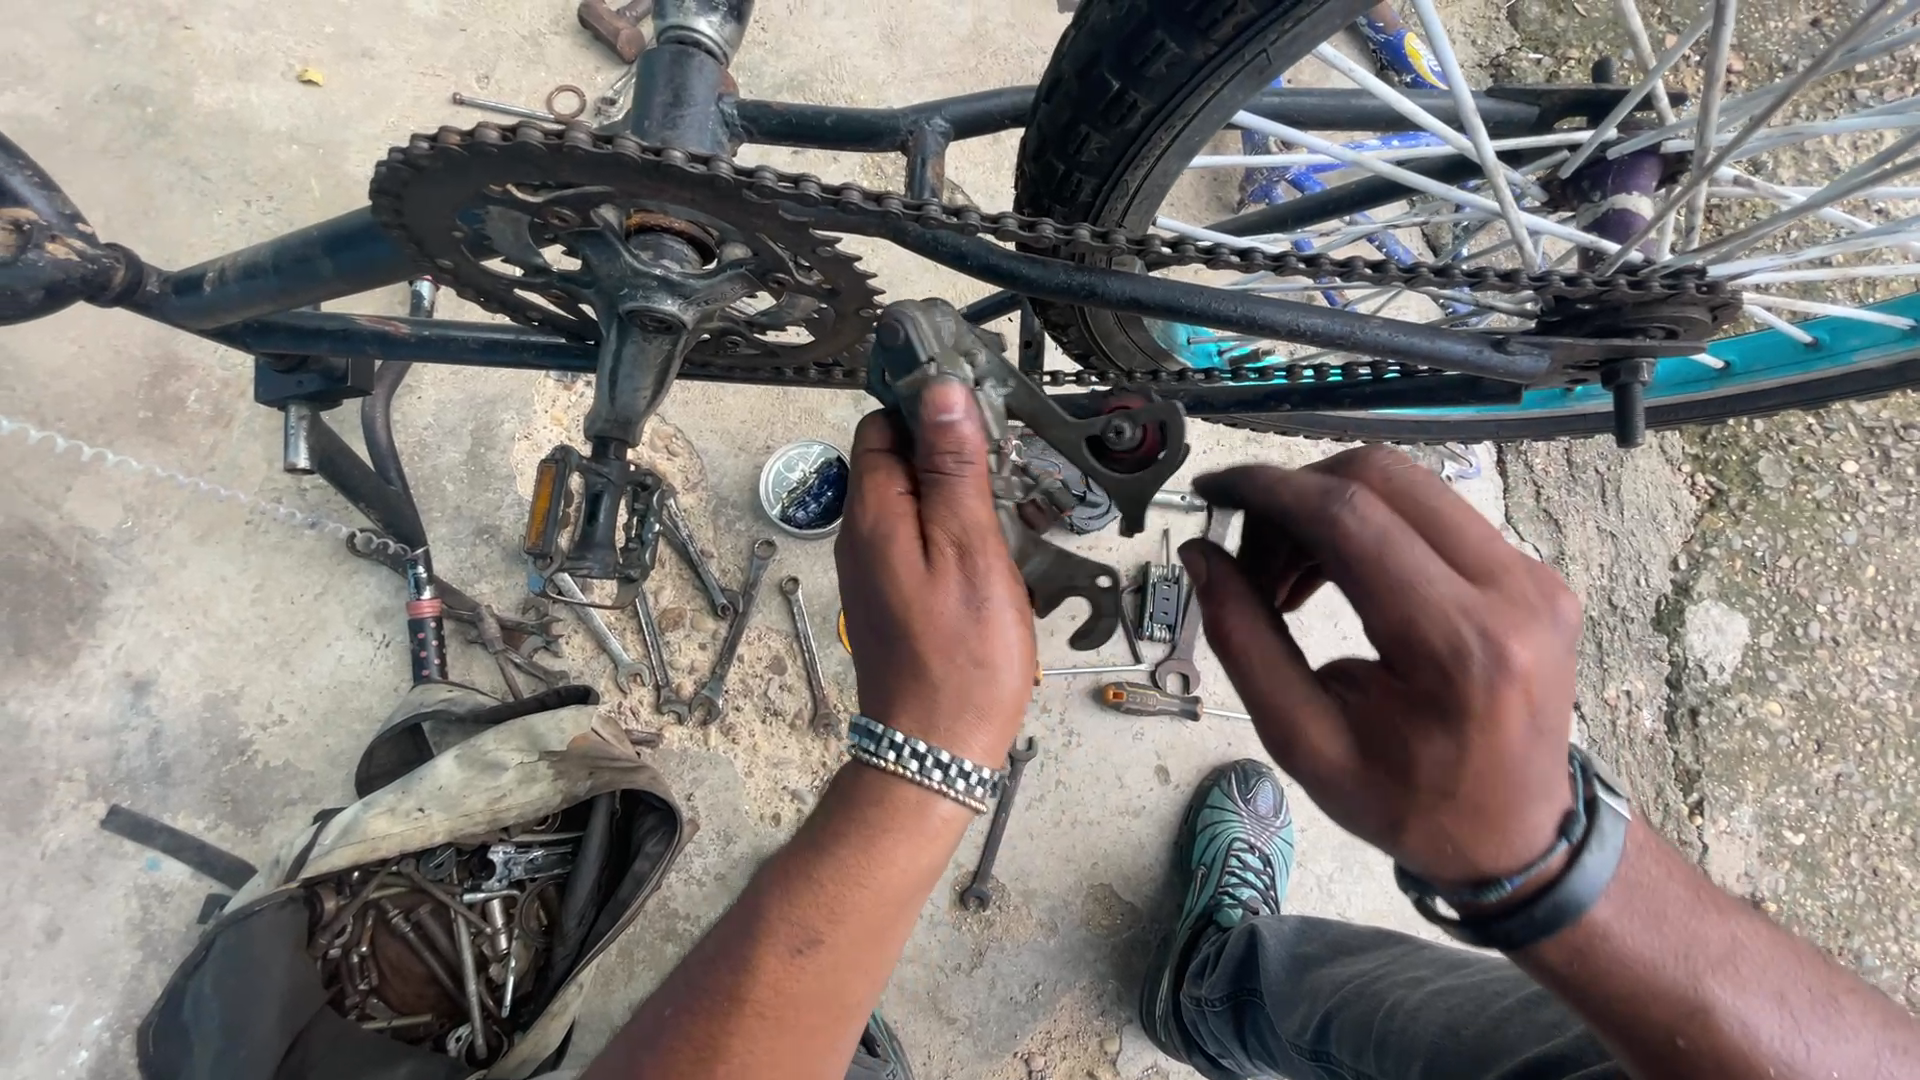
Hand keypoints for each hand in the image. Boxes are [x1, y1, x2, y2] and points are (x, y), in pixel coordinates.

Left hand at [835, 377, 1035, 766]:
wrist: (936, 745)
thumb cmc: (961, 653)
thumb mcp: (968, 548)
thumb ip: (953, 468)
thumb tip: (940, 390)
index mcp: (873, 512)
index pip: (884, 426)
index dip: (928, 409)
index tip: (982, 414)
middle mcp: (862, 533)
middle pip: (899, 462)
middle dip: (951, 452)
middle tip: (1009, 467)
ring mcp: (876, 567)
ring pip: (914, 501)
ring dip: (960, 493)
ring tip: (1012, 508)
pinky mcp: (894, 594)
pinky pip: (920, 539)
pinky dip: (955, 531)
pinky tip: (995, 550)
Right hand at [1183, 446, 1580, 885]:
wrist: (1520, 838)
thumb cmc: (1404, 802)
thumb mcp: (1301, 738)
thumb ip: (1243, 640)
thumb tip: (1201, 553)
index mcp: (1455, 644)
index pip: (1348, 517)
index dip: (1267, 490)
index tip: (1212, 491)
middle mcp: (1510, 589)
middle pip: (1379, 478)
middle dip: (1291, 497)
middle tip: (1248, 557)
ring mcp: (1531, 574)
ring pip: (1403, 486)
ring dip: (1322, 511)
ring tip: (1283, 580)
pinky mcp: (1530, 572)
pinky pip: (1427, 513)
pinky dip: (1360, 527)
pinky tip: (1331, 577)